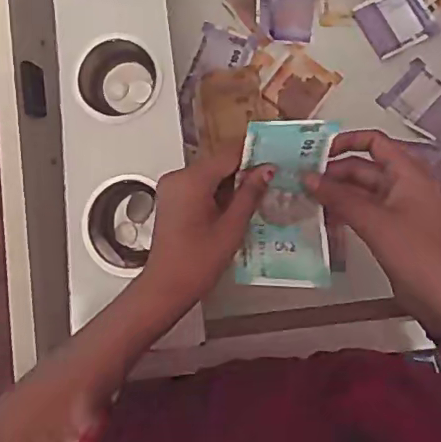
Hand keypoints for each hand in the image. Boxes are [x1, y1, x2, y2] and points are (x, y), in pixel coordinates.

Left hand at [136, 149, 272, 314]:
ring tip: (258, 194)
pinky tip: (234, 206)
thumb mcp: (231, 227)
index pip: (227, 153)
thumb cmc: (198, 262)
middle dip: (243, 169)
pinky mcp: (171, 198)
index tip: (274, 157)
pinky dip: (216, 191)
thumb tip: (267, 169)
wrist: (165, 288)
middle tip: (271, 179)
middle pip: (217, 162)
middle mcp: (178, 176)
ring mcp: (171, 187)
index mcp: (191, 180)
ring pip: (208, 174)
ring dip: (231, 182)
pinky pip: (198, 185)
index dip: (252, 153)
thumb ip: (249, 194)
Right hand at [304, 130, 440, 334]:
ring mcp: (398, 207)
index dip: (347, 141)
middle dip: (335, 171)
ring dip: (336, 192)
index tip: (318, 152)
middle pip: (364, 166)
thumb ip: (339, 197)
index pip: (375, 142)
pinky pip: (363, 209)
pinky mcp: (392, 227)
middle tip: (302, 181)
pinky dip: (344, 210)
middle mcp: (404, 184)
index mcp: (408, 173)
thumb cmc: (415, 252)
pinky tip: (322, 218)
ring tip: (306, 198)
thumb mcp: (374, 221)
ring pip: (361, 189)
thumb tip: (307, 178)